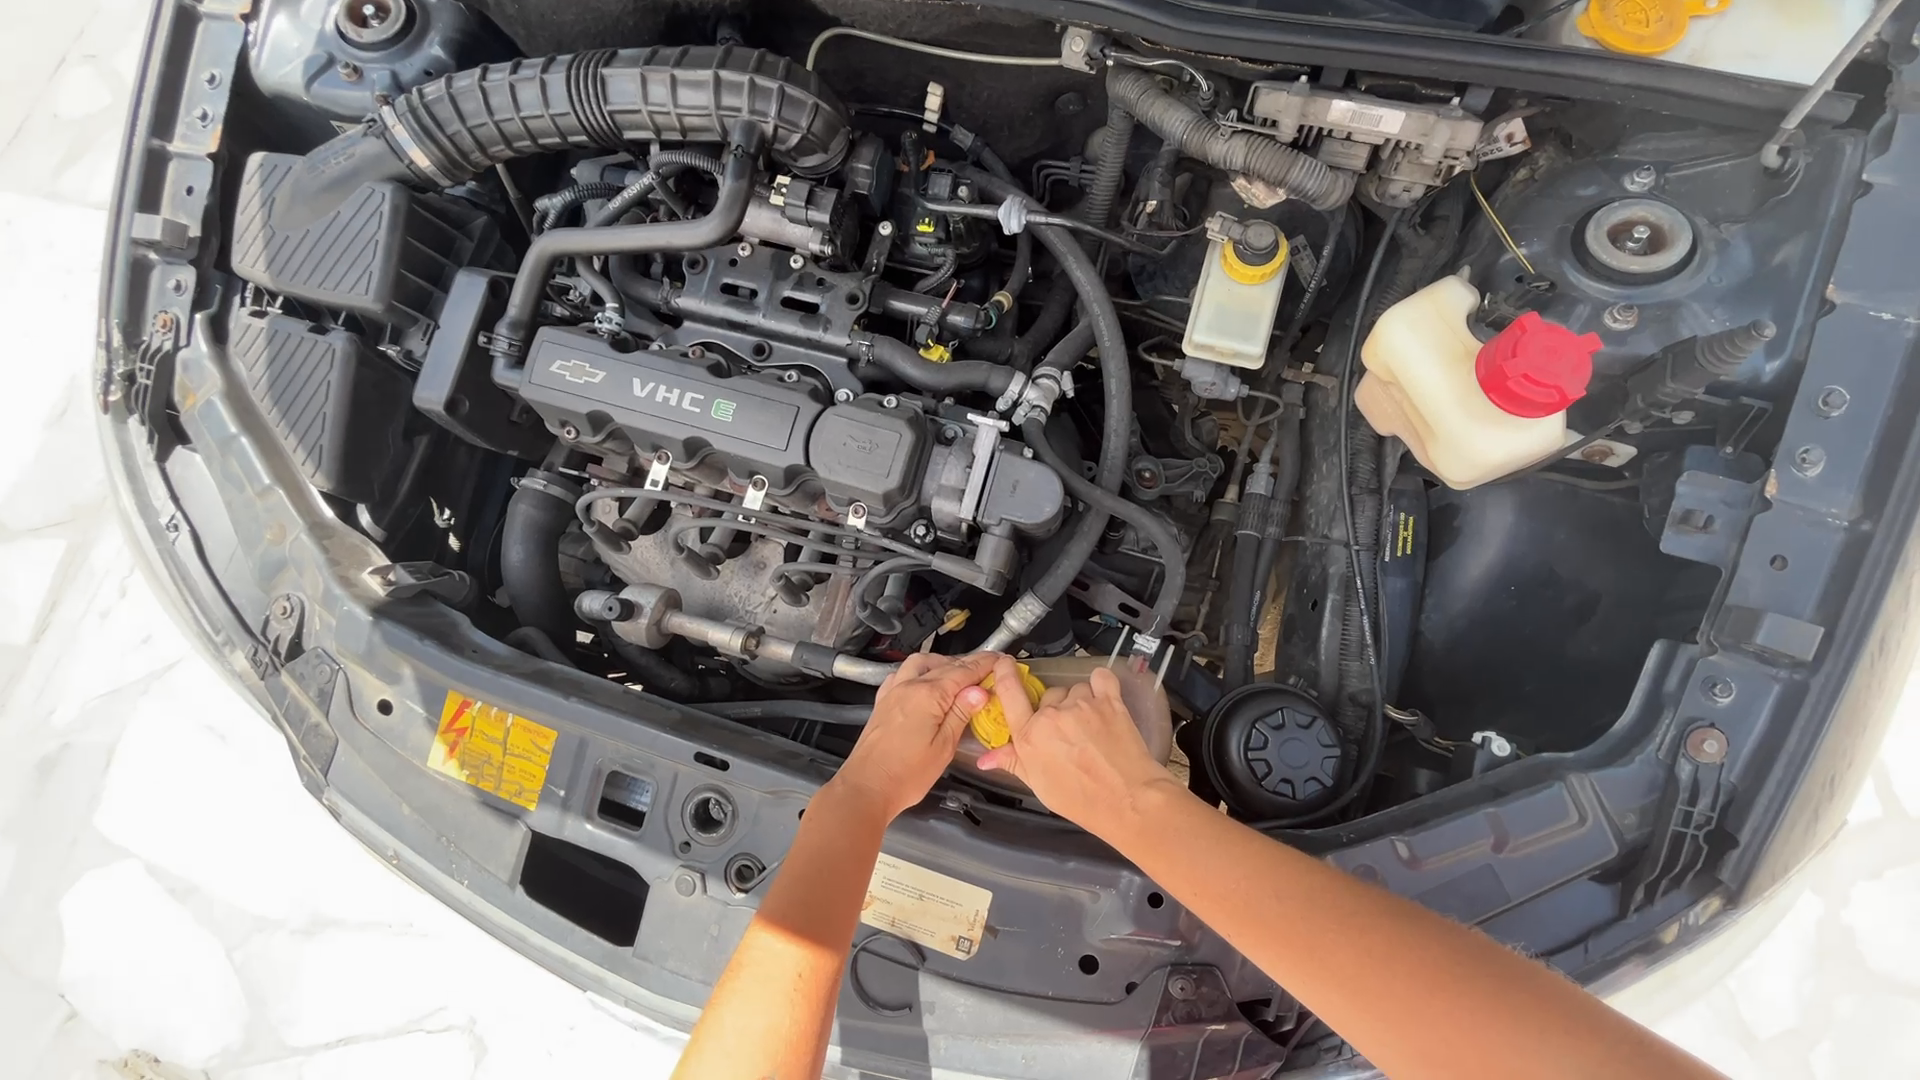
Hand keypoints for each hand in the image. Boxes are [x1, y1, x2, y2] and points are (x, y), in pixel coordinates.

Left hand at [830, 652, 1001, 821]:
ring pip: (920, 663)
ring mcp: (892, 692)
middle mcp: (908, 686)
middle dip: (967, 662)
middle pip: (943, 664)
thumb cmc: (905, 775)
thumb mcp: (944, 747)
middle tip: (985, 667)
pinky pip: (902, 674)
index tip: (998, 660)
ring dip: (941, 662)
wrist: (866, 787)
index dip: (983, 664)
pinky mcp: (883, 702)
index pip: (963, 671)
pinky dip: (919, 671)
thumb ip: (961, 714)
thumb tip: (979, 691)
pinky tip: (925, 682)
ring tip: (958, 673)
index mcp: (928, 695)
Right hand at [975, 658, 1181, 836]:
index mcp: (1030, 735)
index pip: (1009, 691)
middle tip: (1066, 733)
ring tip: (1089, 726)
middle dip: (1053, 710)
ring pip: (1074, 689)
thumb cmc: (1083, 800)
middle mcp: (1053, 714)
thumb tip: (985, 759)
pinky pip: (1100, 678)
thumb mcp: (1040, 786)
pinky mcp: (1109, 701)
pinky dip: (1100, 683)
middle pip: (1047, 696)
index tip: (1004, 665)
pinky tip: (1102, 698)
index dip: (1004, 673)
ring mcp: (1082, 704)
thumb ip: (1013, 762)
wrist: (1129, 800)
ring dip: (1078, 701)